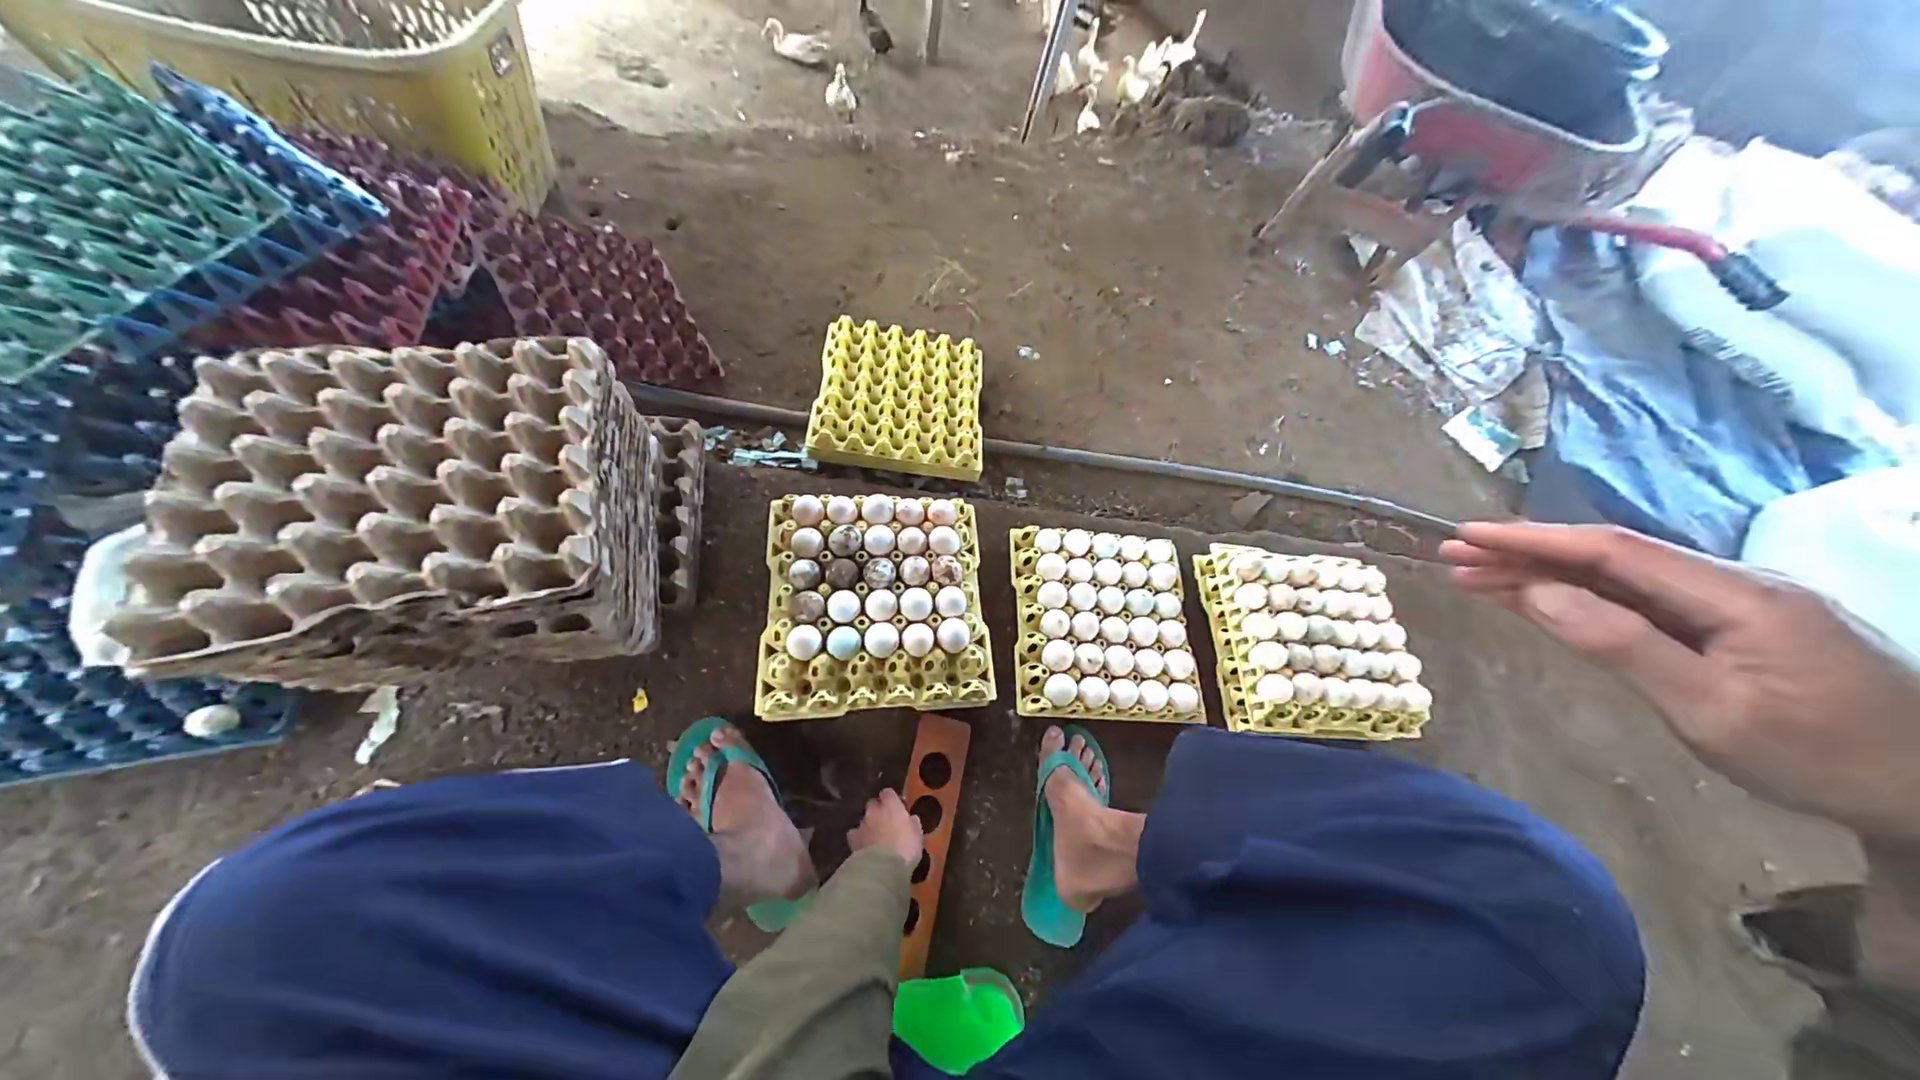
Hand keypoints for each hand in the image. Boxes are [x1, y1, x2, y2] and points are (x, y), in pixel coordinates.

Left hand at [847, 789, 923, 869]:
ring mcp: (862, 823)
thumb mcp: (917, 836)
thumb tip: (911, 819)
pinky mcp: (852, 838)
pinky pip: (855, 833)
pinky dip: (858, 837)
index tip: (896, 806)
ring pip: (864, 818)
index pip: (888, 792)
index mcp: (892, 805)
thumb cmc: (905, 848)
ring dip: (869, 824)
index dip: (891, 798)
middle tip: (885, 821)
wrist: (882, 866)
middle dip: (877, 809)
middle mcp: (874, 810)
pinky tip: (863, 845)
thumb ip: (913, 824)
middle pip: (873, 803)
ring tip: (875, 836)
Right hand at [1442, 522, 1919, 839]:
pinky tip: (1539, 597)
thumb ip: (1622, 645)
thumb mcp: (1711, 710)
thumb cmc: (1821, 758)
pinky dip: (1578, 596)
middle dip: (1525, 553)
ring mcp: (1729, 605)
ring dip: (1544, 574)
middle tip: (1452, 557)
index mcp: (1734, 595)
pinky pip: (1636, 601)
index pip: (1611, 551)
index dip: (1532, 540)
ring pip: (1617, 578)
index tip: (1467, 537)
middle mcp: (1730, 584)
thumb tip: (1539, 593)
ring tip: (1475, 576)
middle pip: (1608, 557)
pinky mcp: (1726, 628)